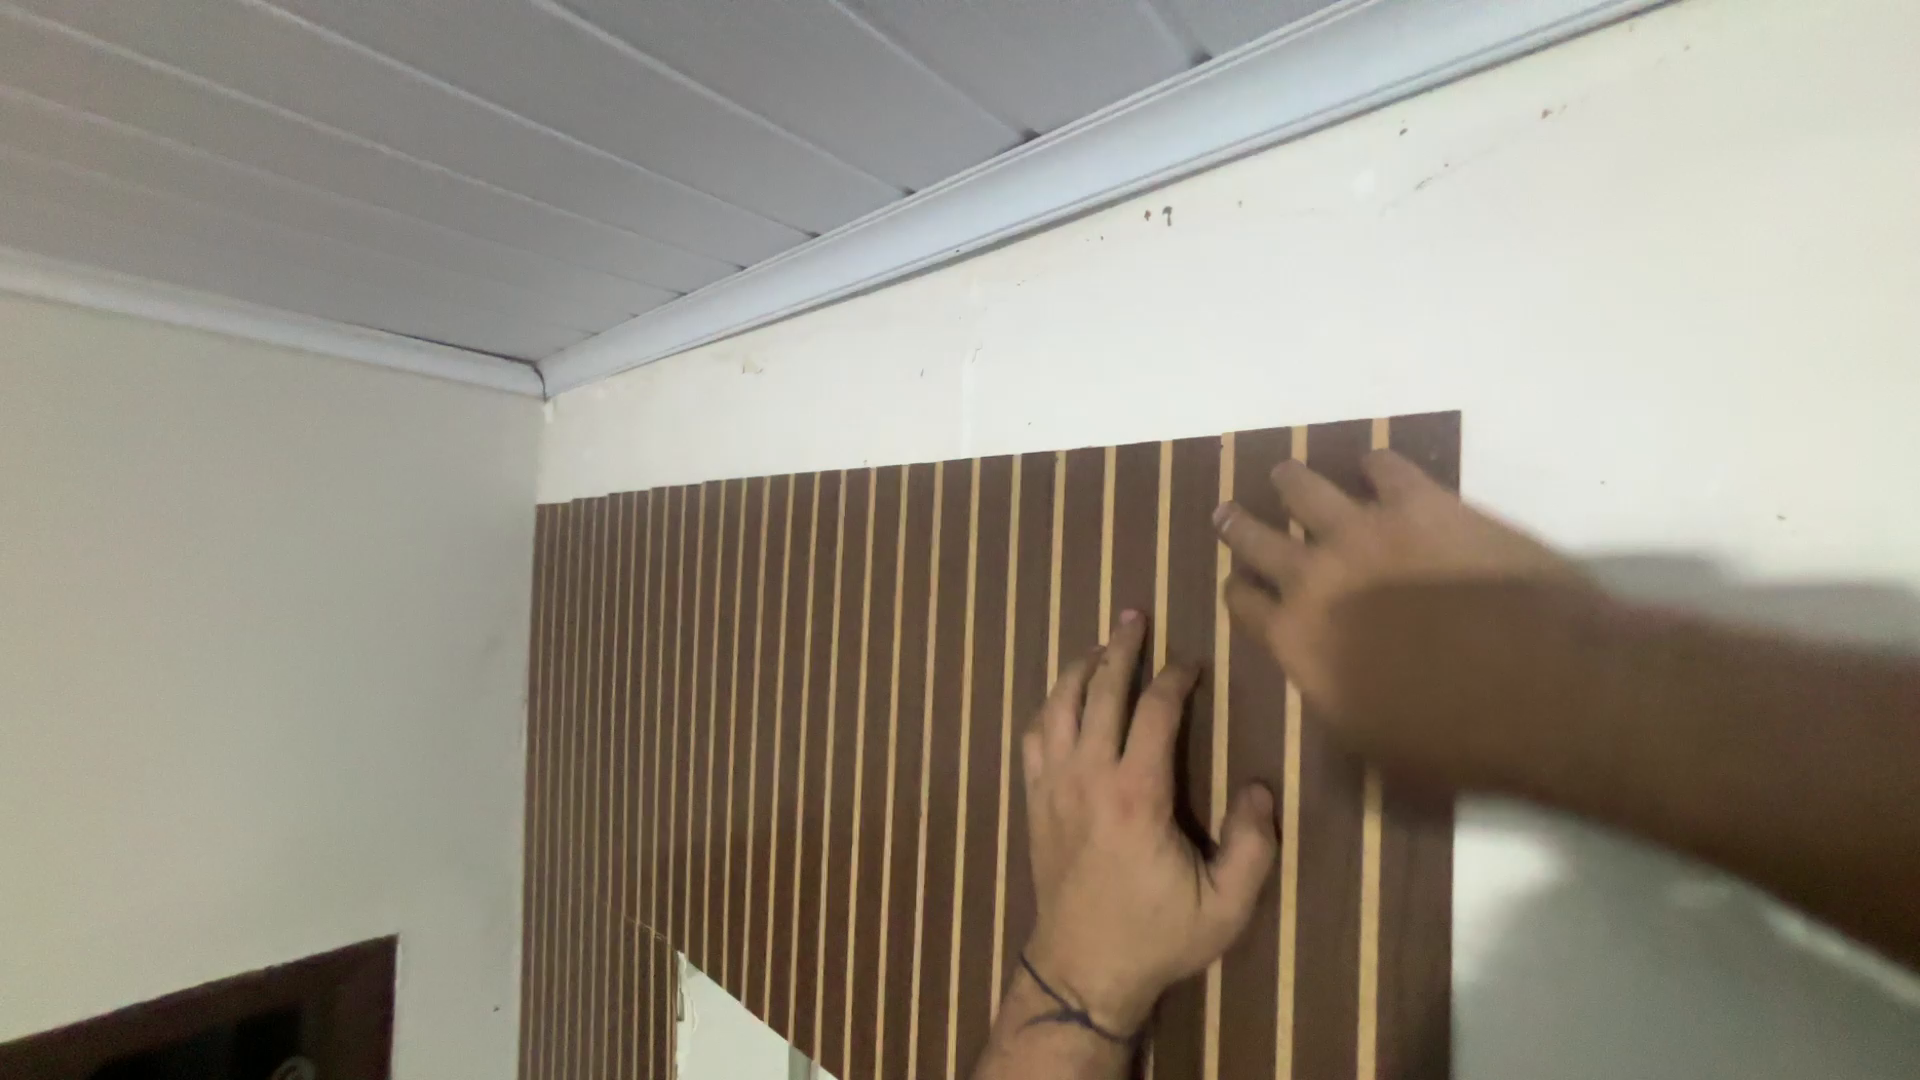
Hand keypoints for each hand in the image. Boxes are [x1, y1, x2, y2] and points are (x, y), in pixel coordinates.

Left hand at [1020, 611, 1278, 1034]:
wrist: (1082, 968)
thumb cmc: (1156, 935)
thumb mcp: (1226, 907)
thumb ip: (1252, 846)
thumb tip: (1262, 789)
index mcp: (1136, 793)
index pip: (1155, 712)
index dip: (1174, 678)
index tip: (1191, 663)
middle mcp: (1088, 774)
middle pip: (1100, 692)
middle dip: (1120, 649)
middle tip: (1134, 615)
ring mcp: (1052, 783)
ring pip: (1058, 705)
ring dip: (1078, 668)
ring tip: (1098, 645)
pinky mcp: (1033, 797)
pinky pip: (1032, 736)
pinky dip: (1047, 707)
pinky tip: (1060, 699)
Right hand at [1213, 448, 1582, 727]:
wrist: (1540, 686)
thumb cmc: (1450, 734)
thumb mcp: (1365, 736)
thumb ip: (1325, 690)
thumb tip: (1318, 672)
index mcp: (1293, 636)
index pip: (1241, 602)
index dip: (1236, 591)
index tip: (1237, 585)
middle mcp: (1312, 576)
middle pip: (1254, 539)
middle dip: (1236, 526)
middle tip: (1226, 512)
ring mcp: (1363, 532)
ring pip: (1302, 489)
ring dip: (1288, 482)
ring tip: (1283, 475)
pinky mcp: (1420, 504)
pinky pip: (1383, 468)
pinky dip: (1374, 466)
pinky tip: (1374, 468)